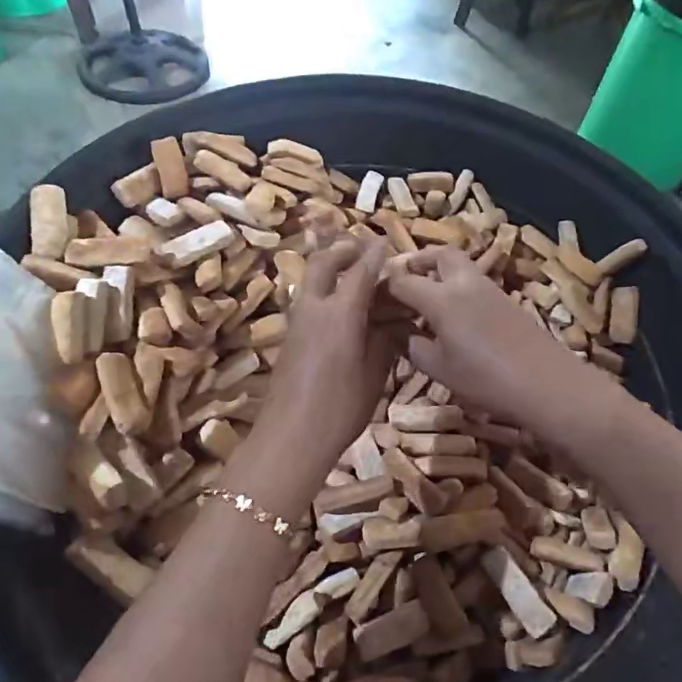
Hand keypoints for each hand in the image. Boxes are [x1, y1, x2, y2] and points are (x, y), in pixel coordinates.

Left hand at [253, 237, 394, 469]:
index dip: (374, 256)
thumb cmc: (341, 407)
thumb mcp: (374, 374)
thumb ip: (384, 340)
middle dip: (342, 251)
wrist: (291, 437)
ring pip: (310, 282)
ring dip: (329, 270)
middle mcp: (314, 309)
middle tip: (360, 249)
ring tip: (352, 275)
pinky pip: (307, 302)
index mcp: (340, 314)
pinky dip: (323, 292)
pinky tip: (340, 309)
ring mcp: (297, 323)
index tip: (386, 245)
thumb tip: (393, 320)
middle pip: (323, 264)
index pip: (360, 272)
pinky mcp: (289, 339)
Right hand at [384, 246, 625, 438]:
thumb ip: (413, 345)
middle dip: (416, 262)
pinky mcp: (506, 300)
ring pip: (459, 265)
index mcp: (441, 298)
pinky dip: (457, 287)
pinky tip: (453, 315)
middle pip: (437, 254)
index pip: (402, 280)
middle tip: (403, 283)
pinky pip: (474, 281)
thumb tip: (398, 331)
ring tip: (426, 300)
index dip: (384, 288)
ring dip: (439, 273)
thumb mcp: (439, 368)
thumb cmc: (485, 379)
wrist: (545, 383)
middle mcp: (464, 282)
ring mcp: (490, 288)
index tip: (372, 300)